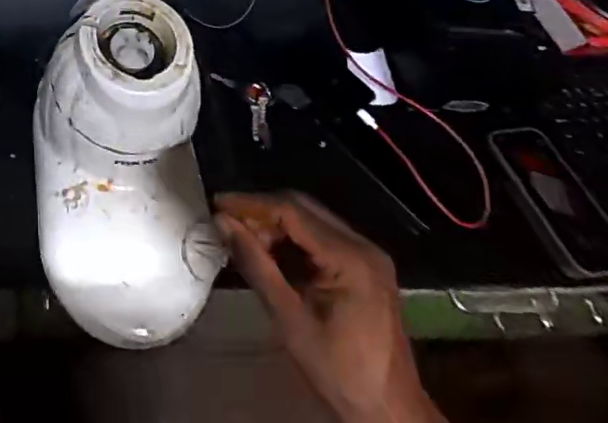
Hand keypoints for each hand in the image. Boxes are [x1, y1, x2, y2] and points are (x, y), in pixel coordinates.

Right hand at [215, 192, 442, 422]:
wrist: (390, 412)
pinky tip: (269, 253)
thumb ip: (256, 264)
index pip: (292, 211)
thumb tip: (222, 223)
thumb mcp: (289, 319)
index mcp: (350, 257)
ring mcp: (367, 255)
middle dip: (261, 212)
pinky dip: (292, 240)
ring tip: (242, 238)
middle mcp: (363, 246)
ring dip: (275, 225)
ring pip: (311, 220)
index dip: (250, 204)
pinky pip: (321, 238)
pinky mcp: (365, 267)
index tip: (217, 205)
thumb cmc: (339, 372)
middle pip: (302, 209)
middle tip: (226, 222)